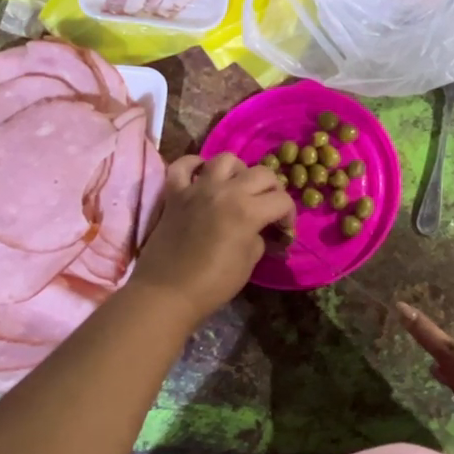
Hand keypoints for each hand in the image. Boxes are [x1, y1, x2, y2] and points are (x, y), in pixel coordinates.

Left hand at [130, 153, 294, 325]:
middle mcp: (226, 191)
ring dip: (238, 171)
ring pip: (226, 159)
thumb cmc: (212, 284)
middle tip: (268, 208)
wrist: (165, 294)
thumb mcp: (248, 263)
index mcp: (247, 211)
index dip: (288, 215)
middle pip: (262, 173)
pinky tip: (201, 176)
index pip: (282, 200)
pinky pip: (183, 165)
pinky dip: (193, 165)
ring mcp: (197, 189)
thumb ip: (259, 238)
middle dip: (272, 190)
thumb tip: (261, 231)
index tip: (283, 230)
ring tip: (237, 187)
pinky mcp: (175, 194)